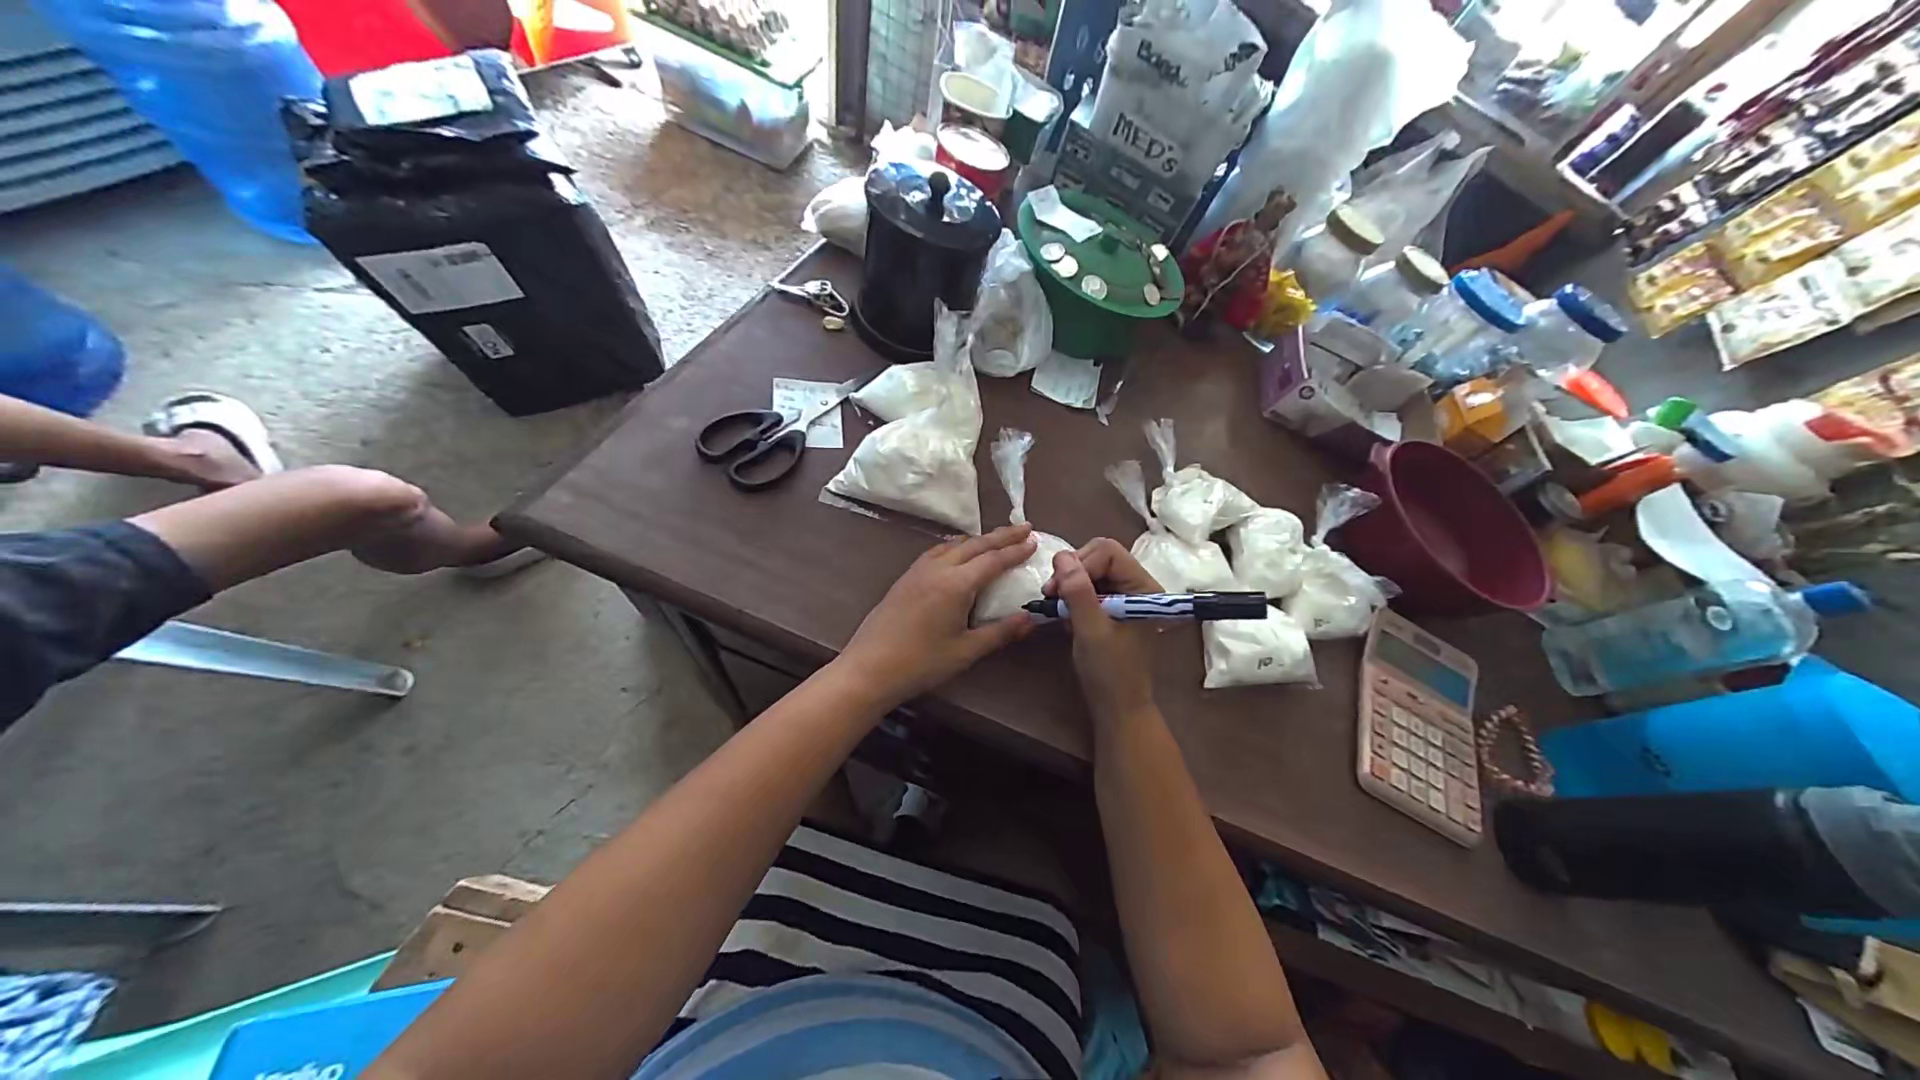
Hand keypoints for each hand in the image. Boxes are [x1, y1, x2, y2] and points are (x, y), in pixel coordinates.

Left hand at [836, 524, 1038, 706]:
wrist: (869, 668)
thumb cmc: (921, 663)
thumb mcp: (966, 651)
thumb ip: (1000, 632)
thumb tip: (1031, 619)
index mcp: (956, 584)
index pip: (993, 560)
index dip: (1015, 550)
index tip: (1034, 540)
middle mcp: (937, 569)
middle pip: (974, 545)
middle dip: (1001, 536)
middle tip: (1024, 527)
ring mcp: (918, 571)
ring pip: (953, 545)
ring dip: (978, 539)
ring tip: (996, 538)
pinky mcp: (905, 579)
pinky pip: (937, 552)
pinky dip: (956, 546)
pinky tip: (958, 553)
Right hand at [1044, 539, 1162, 724]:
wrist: (1117, 707)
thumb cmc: (1109, 672)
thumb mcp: (1090, 630)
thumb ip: (1078, 592)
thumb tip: (1062, 556)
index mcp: (1143, 587)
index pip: (1108, 552)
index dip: (1080, 563)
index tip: (1056, 589)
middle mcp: (1137, 586)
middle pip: (1099, 556)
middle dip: (1072, 571)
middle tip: (1051, 595)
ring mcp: (1124, 596)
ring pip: (1091, 570)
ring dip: (1069, 584)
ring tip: (1056, 607)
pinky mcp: (1112, 607)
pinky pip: (1088, 587)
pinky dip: (1072, 596)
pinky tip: (1065, 615)